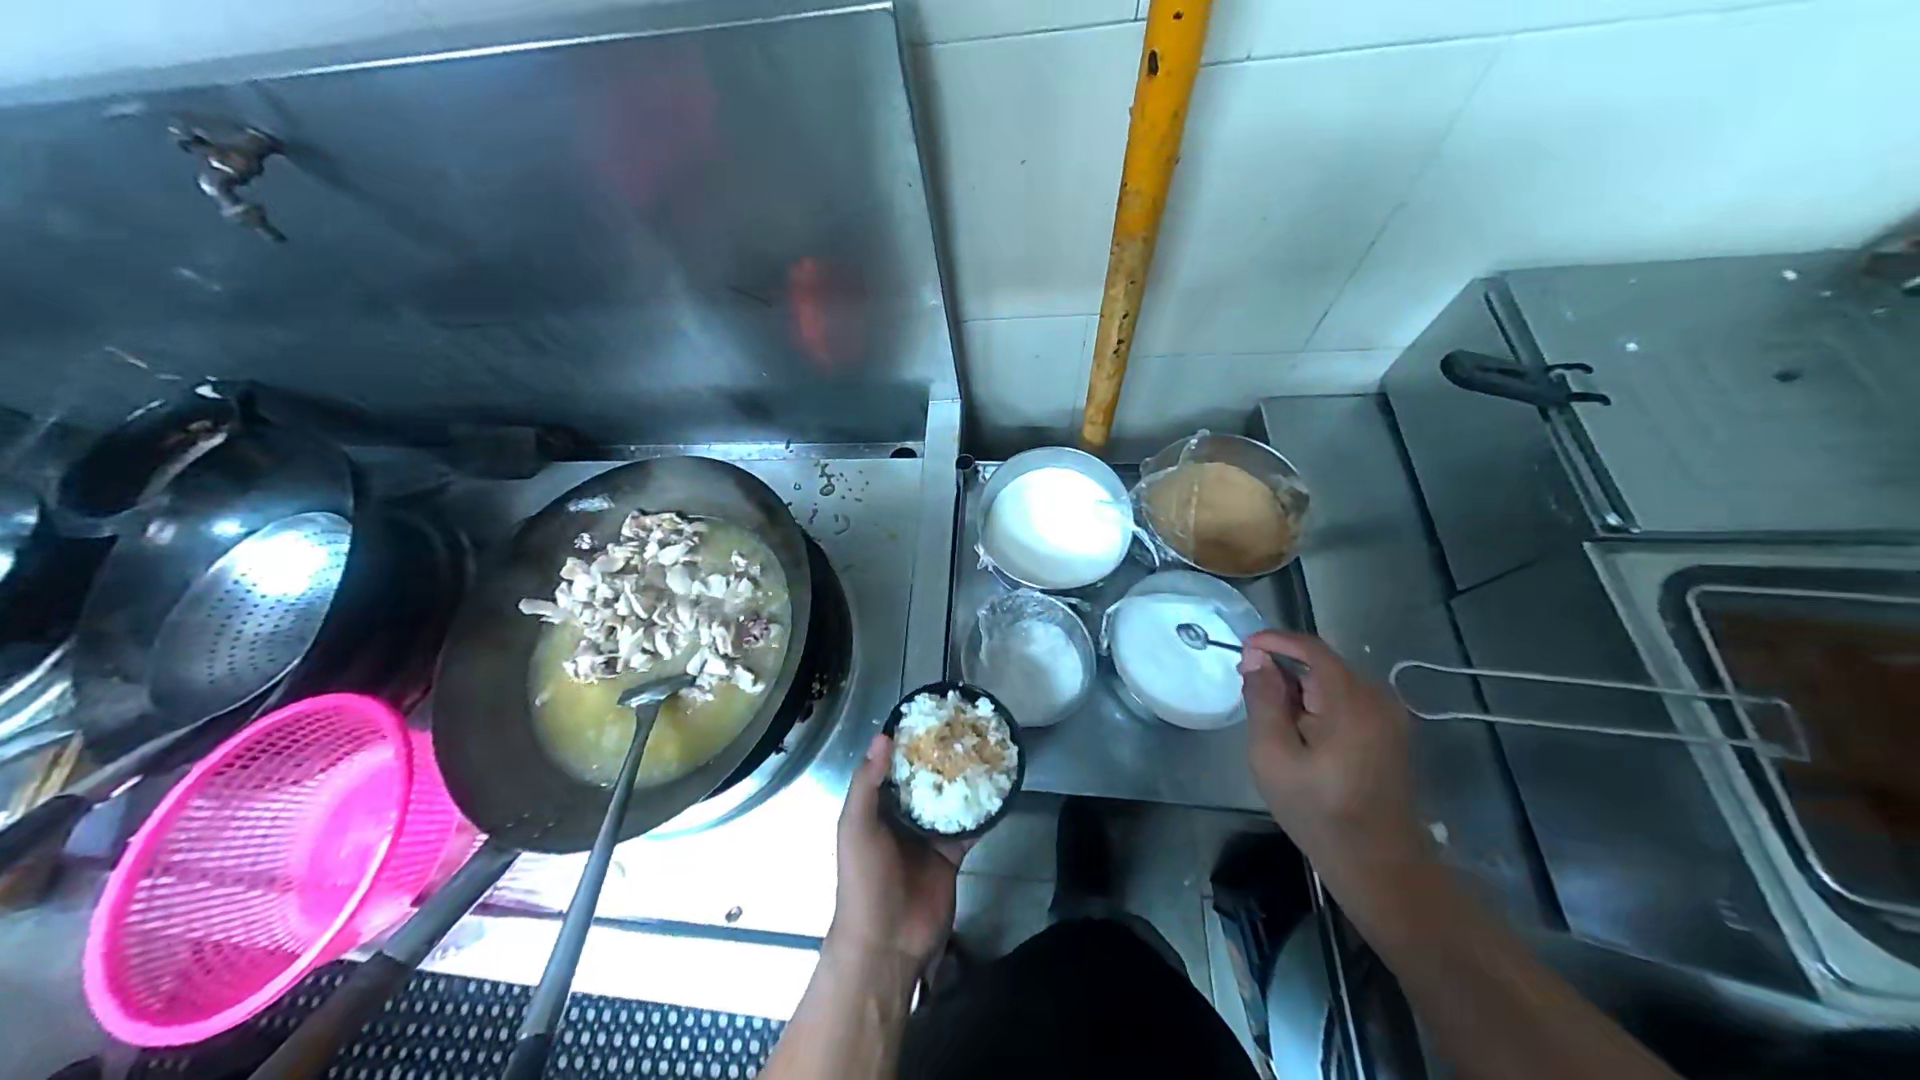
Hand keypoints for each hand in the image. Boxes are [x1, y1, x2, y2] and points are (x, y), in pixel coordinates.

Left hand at [827, 734, 964, 969]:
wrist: (887, 941)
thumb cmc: (864, 879)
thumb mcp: (855, 826)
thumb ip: (866, 783)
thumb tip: (882, 736)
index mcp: (875, 807)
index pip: (891, 766)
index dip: (906, 742)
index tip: (928, 714)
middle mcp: (902, 816)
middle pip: (924, 779)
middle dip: (940, 756)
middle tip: (964, 726)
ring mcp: (929, 835)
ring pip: (949, 798)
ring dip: (963, 779)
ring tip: (984, 748)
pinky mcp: (952, 853)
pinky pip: (970, 826)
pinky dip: (983, 810)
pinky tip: (998, 788)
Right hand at [1240, 631, 1429, 889]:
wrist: (1377, 864)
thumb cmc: (1318, 811)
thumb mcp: (1273, 756)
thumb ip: (1263, 701)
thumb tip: (1257, 659)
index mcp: (1353, 703)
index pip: (1313, 649)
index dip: (1275, 641)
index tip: (1242, 649)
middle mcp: (1379, 700)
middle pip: (1324, 665)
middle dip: (1284, 669)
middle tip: (1250, 691)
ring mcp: (1390, 717)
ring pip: (1334, 683)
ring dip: (1300, 689)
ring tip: (1272, 719)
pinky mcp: (1390, 733)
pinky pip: (1348, 701)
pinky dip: (1318, 704)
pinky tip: (1299, 732)